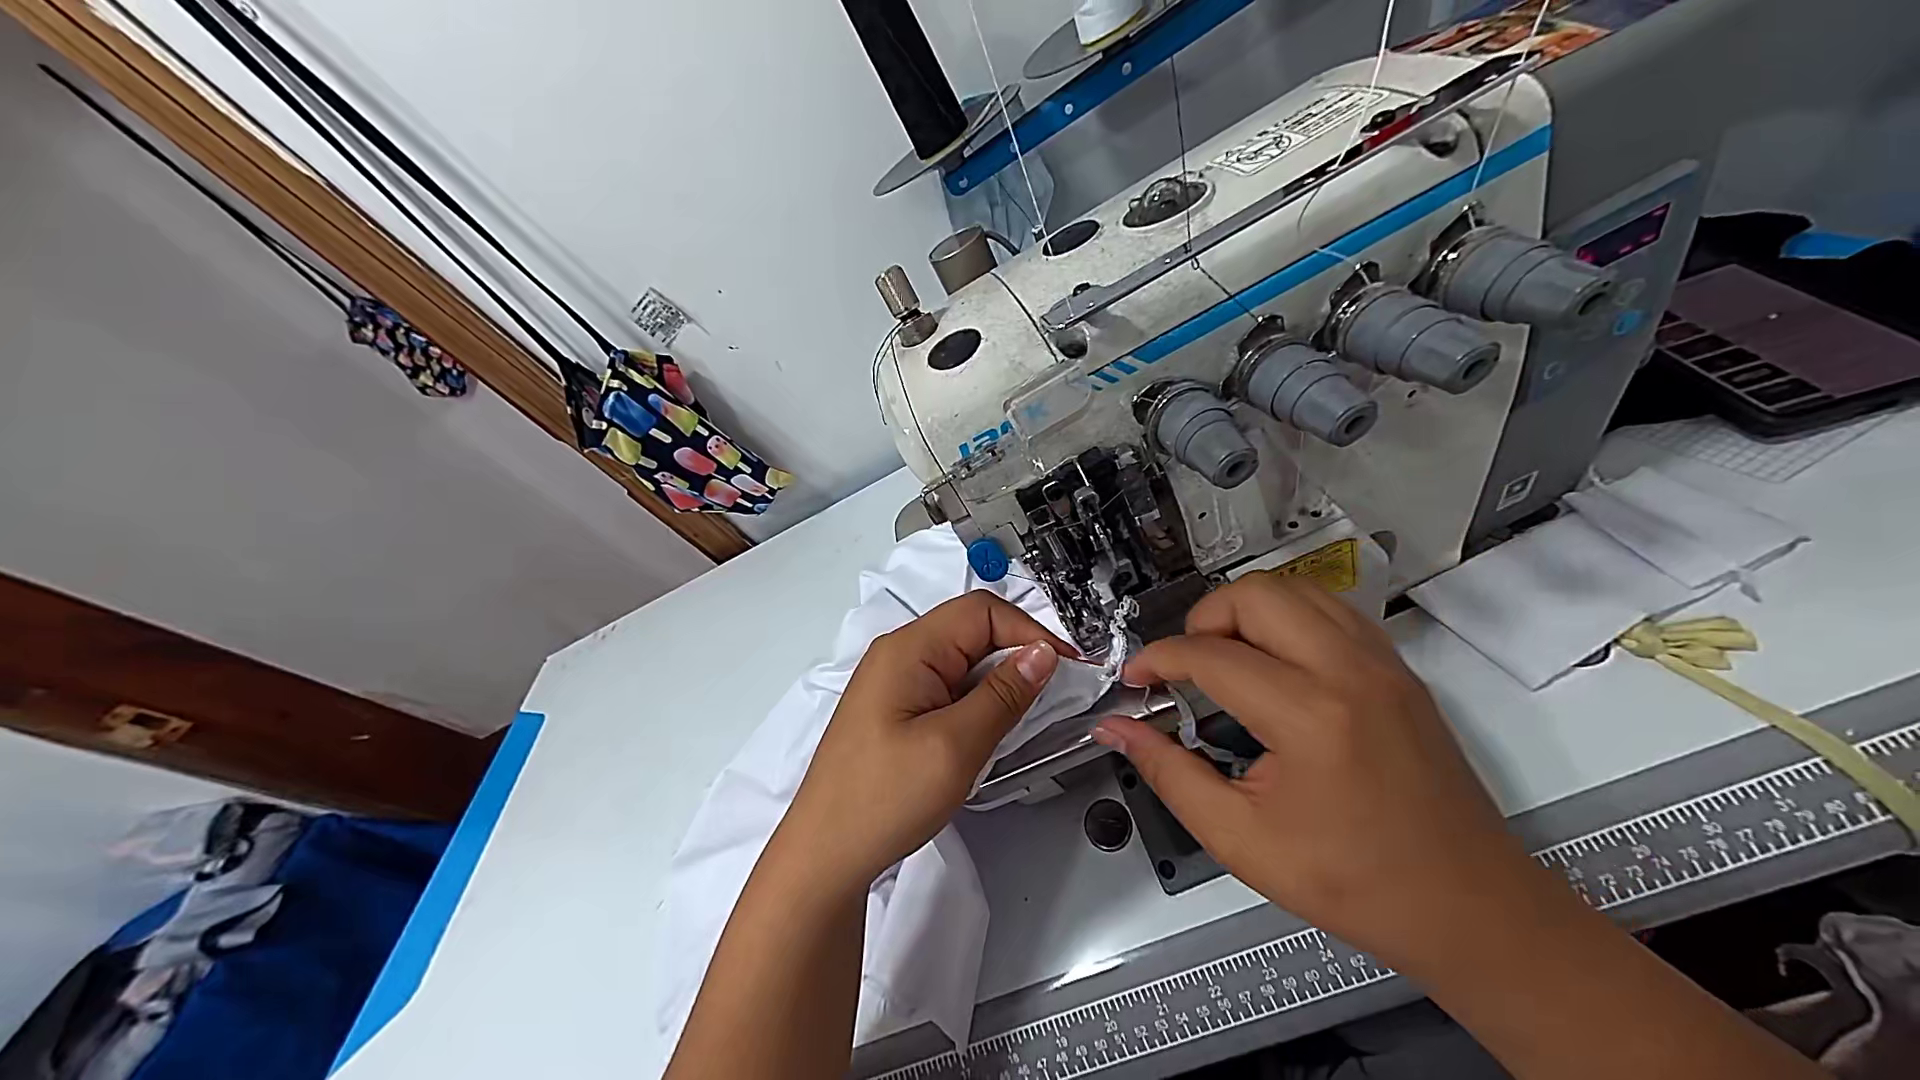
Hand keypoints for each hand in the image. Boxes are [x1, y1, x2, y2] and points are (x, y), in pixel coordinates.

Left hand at [782, 590, 1073, 890]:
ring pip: (965, 660)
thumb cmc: (875, 802)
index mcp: (908, 650)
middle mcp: (899, 656)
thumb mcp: (955, 746)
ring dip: (997, 682)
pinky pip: (950, 686)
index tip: (1063, 664)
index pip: (983, 612)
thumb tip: (1040, 655)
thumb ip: (1003, 695)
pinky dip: (977, 701)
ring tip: (1015, 721)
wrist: (828, 852)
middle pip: (974, 630)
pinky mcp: (898, 707)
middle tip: (1047, 694)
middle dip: (1016, 656)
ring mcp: (896, 681)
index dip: (1030, 632)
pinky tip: (985, 732)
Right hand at [1091, 575, 1540, 976]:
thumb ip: (1168, 772)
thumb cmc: (1353, 882)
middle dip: (1202, 620)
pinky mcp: (1398, 669)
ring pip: (1295, 589)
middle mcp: (1350, 671)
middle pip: (1254, 594)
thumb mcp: (1239, 838)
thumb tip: (1117, 729)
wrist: (1469, 908)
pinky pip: (1331, 609)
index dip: (1158, 659)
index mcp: (1310, 716)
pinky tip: (1274, 663)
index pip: (1210, 654)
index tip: (1136, 680)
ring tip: (1227, 660)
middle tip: (1187, 667)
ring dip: (1246, 612)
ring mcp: (1382, 664)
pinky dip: (1288, 618)